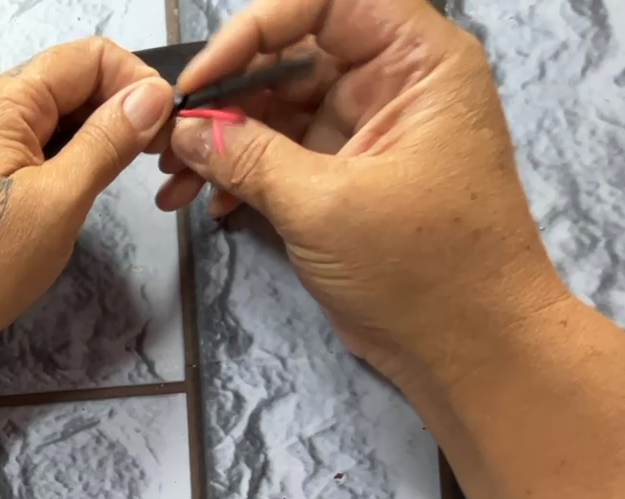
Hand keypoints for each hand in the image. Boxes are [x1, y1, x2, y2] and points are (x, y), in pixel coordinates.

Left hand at [0, 38, 174, 388]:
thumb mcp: (60, 202)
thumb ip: (106, 141)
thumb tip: (150, 94)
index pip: (85, 56)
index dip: (133, 82)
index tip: (157, 127)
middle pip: (58, 87)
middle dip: (106, 114)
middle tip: (137, 162)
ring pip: (33, 124)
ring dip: (74, 143)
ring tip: (95, 186)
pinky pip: (5, 153)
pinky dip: (39, 165)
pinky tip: (49, 201)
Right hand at [157, 0, 574, 394]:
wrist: (459, 339)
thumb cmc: (420, 264)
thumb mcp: (324, 204)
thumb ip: (249, 158)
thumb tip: (184, 129)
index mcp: (414, 63)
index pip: (328, 4)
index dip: (256, 30)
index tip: (197, 82)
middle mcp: (386, 87)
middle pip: (290, 61)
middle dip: (222, 100)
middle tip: (165, 142)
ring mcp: (358, 138)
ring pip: (273, 116)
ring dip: (218, 146)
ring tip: (172, 183)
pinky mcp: (335, 184)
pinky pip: (274, 162)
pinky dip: (235, 180)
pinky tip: (207, 207)